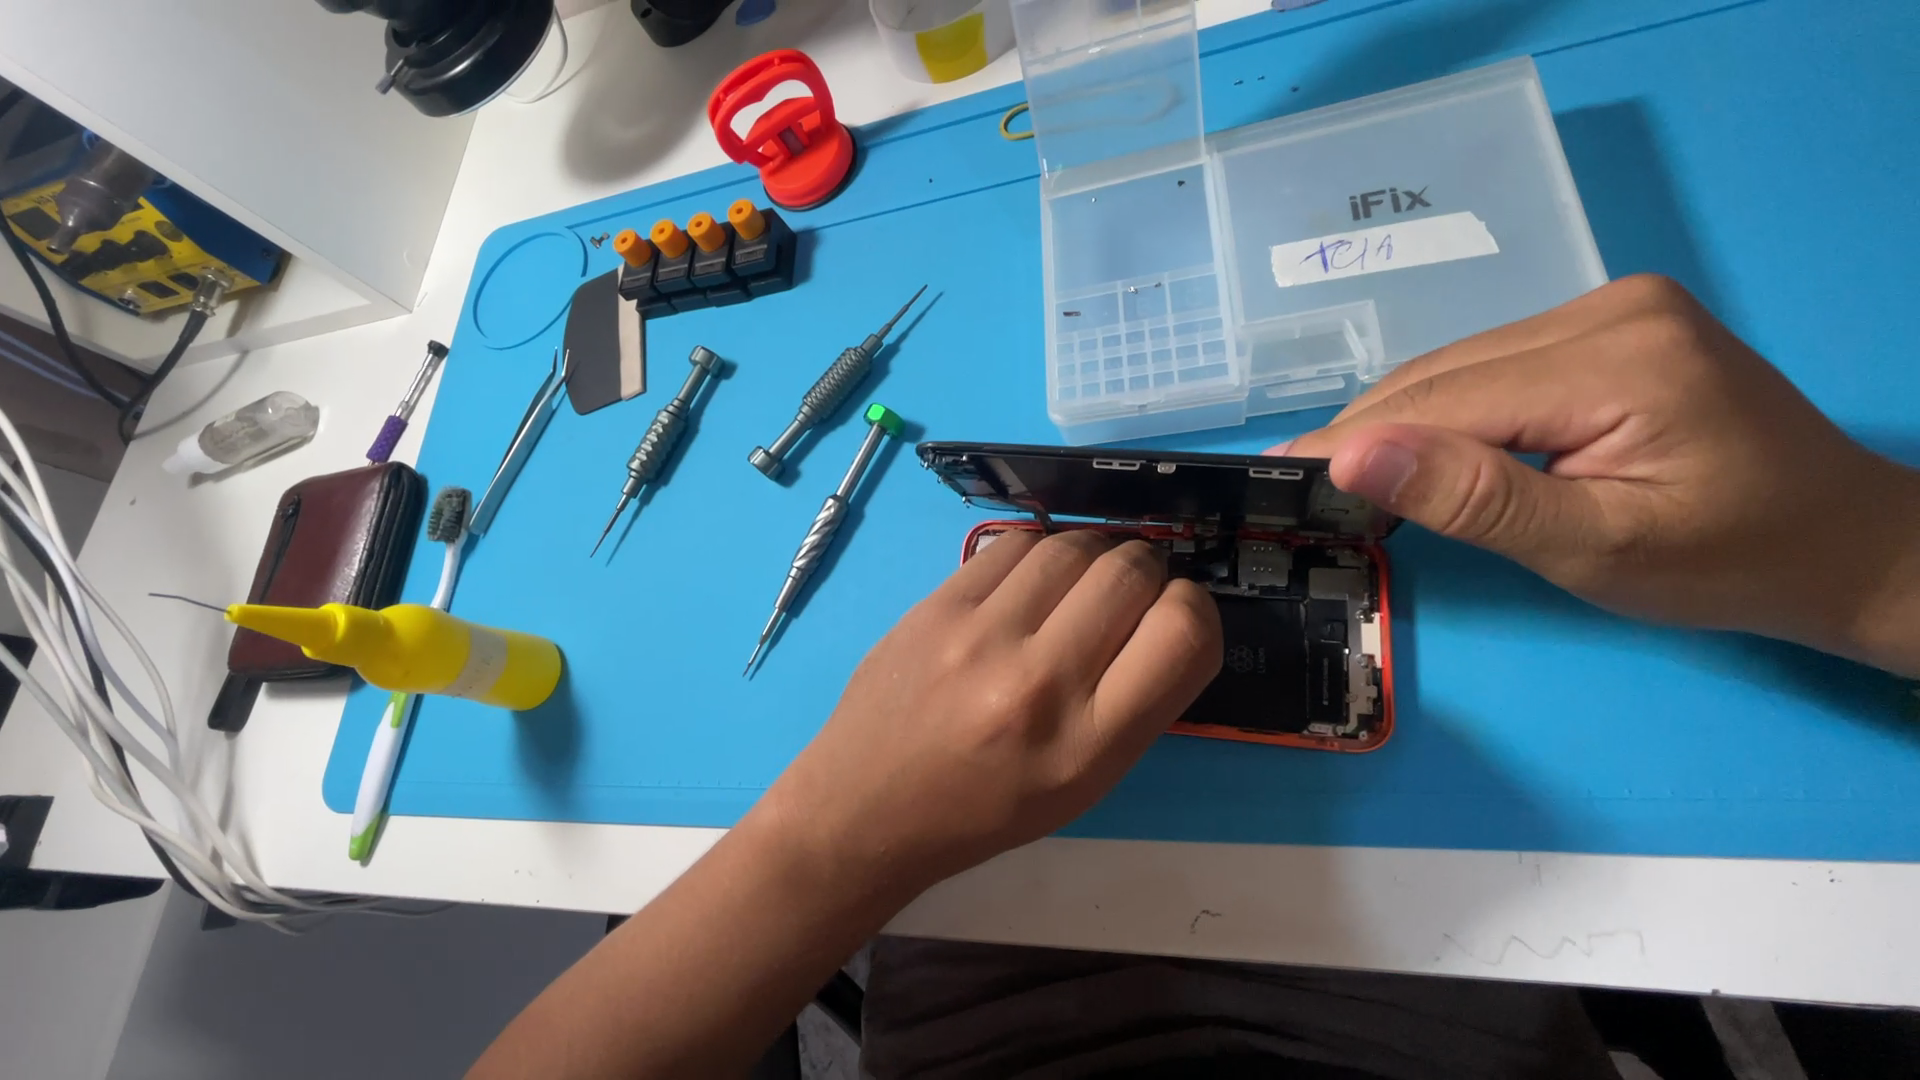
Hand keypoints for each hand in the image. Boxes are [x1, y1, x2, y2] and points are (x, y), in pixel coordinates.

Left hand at [755, 530, 1222, 903]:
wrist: (867, 807)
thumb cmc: (984, 809)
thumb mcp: (1083, 782)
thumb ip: (1134, 699)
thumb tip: (1162, 611)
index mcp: (1090, 744)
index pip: (1185, 633)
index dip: (1193, 609)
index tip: (1169, 617)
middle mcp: (1039, 683)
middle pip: (1131, 573)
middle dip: (1145, 573)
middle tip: (1124, 594)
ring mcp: (980, 636)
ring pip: (1074, 544)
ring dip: (1094, 553)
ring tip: (1078, 582)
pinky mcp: (935, 604)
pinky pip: (1015, 542)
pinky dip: (1039, 551)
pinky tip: (1029, 579)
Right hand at [1284, 275, 1919, 675]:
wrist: (1840, 541)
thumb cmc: (1726, 562)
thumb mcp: (1593, 547)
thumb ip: (1472, 497)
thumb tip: (1352, 457)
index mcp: (1617, 358)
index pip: (1443, 399)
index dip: (1353, 441)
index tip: (1278, 474)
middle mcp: (1606, 309)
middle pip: (1441, 374)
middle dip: (1369, 433)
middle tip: (1308, 489)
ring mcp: (1606, 309)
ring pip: (1452, 366)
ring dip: (1397, 423)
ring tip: (1354, 477)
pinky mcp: (1601, 325)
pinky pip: (1482, 366)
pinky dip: (1437, 411)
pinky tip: (1420, 450)